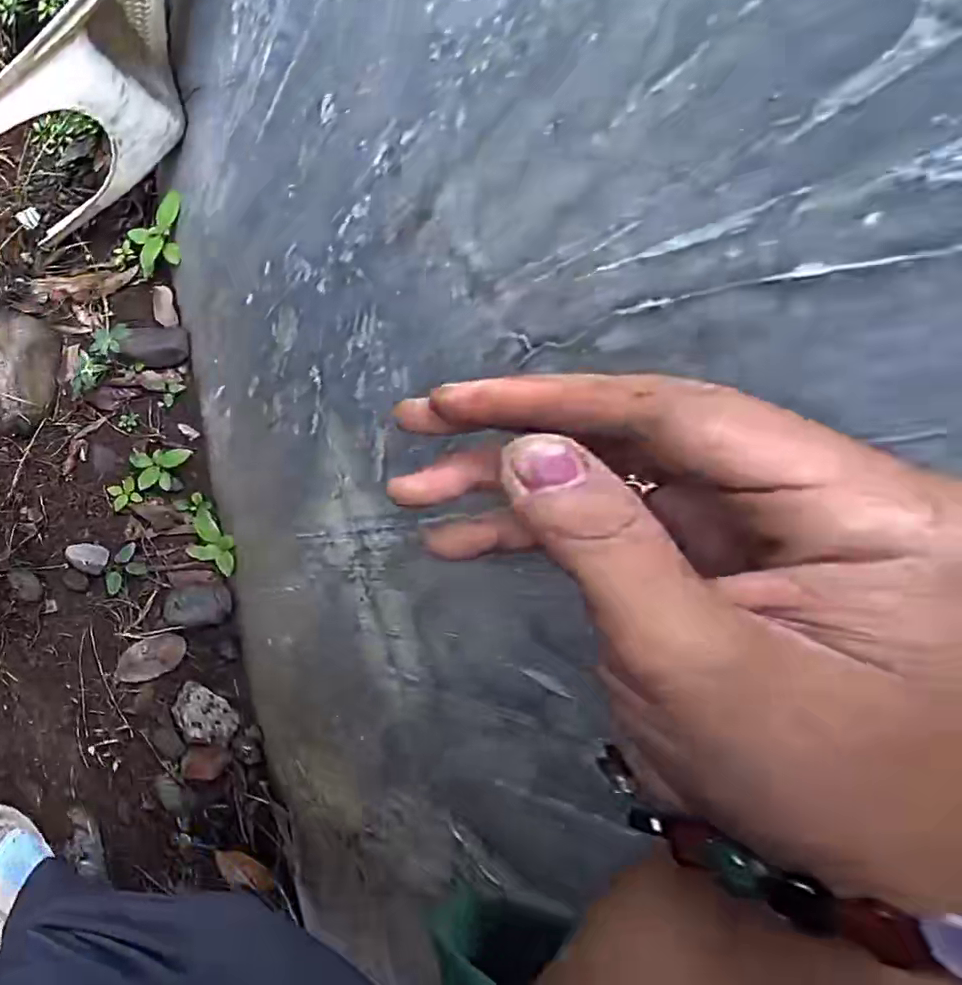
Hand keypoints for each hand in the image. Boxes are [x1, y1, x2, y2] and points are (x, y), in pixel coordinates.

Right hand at [387, 374, 961, 914]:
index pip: (683, 417)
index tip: (453, 401)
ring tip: (410, 493)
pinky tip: (453, 540)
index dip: (554, 400)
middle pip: (633, 435)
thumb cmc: (794, 774)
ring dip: (498, 483)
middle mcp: (806, 503)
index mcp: (860, 511)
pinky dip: (519, 529)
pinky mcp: (697, 561)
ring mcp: (747, 532)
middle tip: (418, 421)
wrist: (827, 869)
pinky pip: (597, 523)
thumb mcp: (687, 657)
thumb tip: (523, 449)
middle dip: (512, 429)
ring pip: (601, 475)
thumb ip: (604, 543)